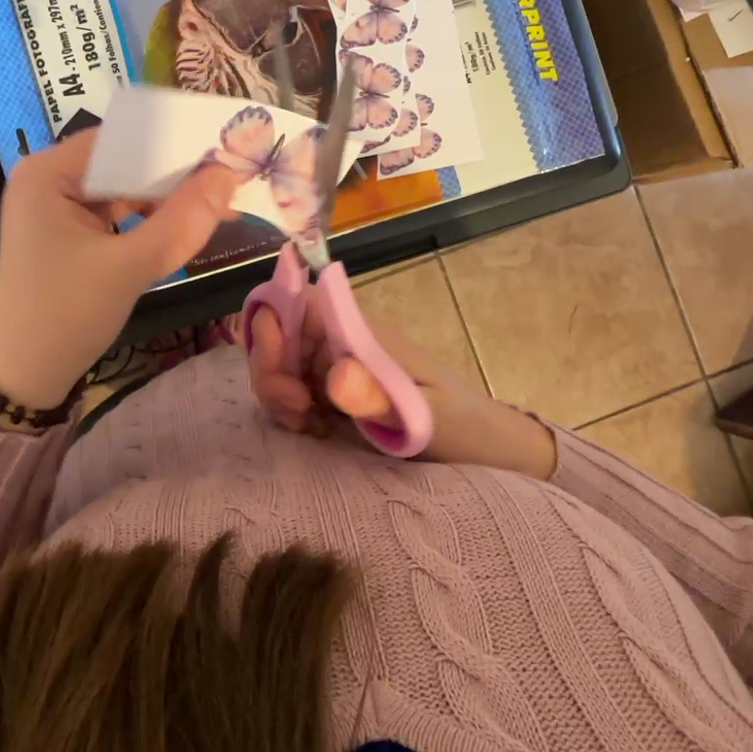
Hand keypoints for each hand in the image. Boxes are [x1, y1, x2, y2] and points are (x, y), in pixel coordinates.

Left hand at [0, 130, 240, 408]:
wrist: (25, 376)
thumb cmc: (67, 316)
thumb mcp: (130, 267)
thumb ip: (182, 220)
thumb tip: (229, 174)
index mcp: (47, 173)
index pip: (123, 140)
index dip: (175, 146)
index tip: (226, 155)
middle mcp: (46, 178)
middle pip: (123, 160)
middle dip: (174, 175)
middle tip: (231, 181)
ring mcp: (53, 205)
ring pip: (122, 186)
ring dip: (165, 198)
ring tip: (218, 204)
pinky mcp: (63, 230)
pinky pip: (113, 210)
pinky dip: (146, 218)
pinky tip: (182, 225)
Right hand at [248, 303, 556, 478]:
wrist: (482, 452)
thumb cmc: (461, 426)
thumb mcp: (428, 416)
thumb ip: (381, 397)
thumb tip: (335, 375)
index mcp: (359, 331)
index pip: (294, 299)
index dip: (269, 323)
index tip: (279, 369)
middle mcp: (338, 341)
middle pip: (274, 336)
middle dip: (270, 374)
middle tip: (298, 412)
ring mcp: (331, 368)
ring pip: (275, 367)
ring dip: (277, 398)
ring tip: (310, 427)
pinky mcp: (328, 395)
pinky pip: (287, 394)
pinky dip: (288, 414)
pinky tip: (315, 432)